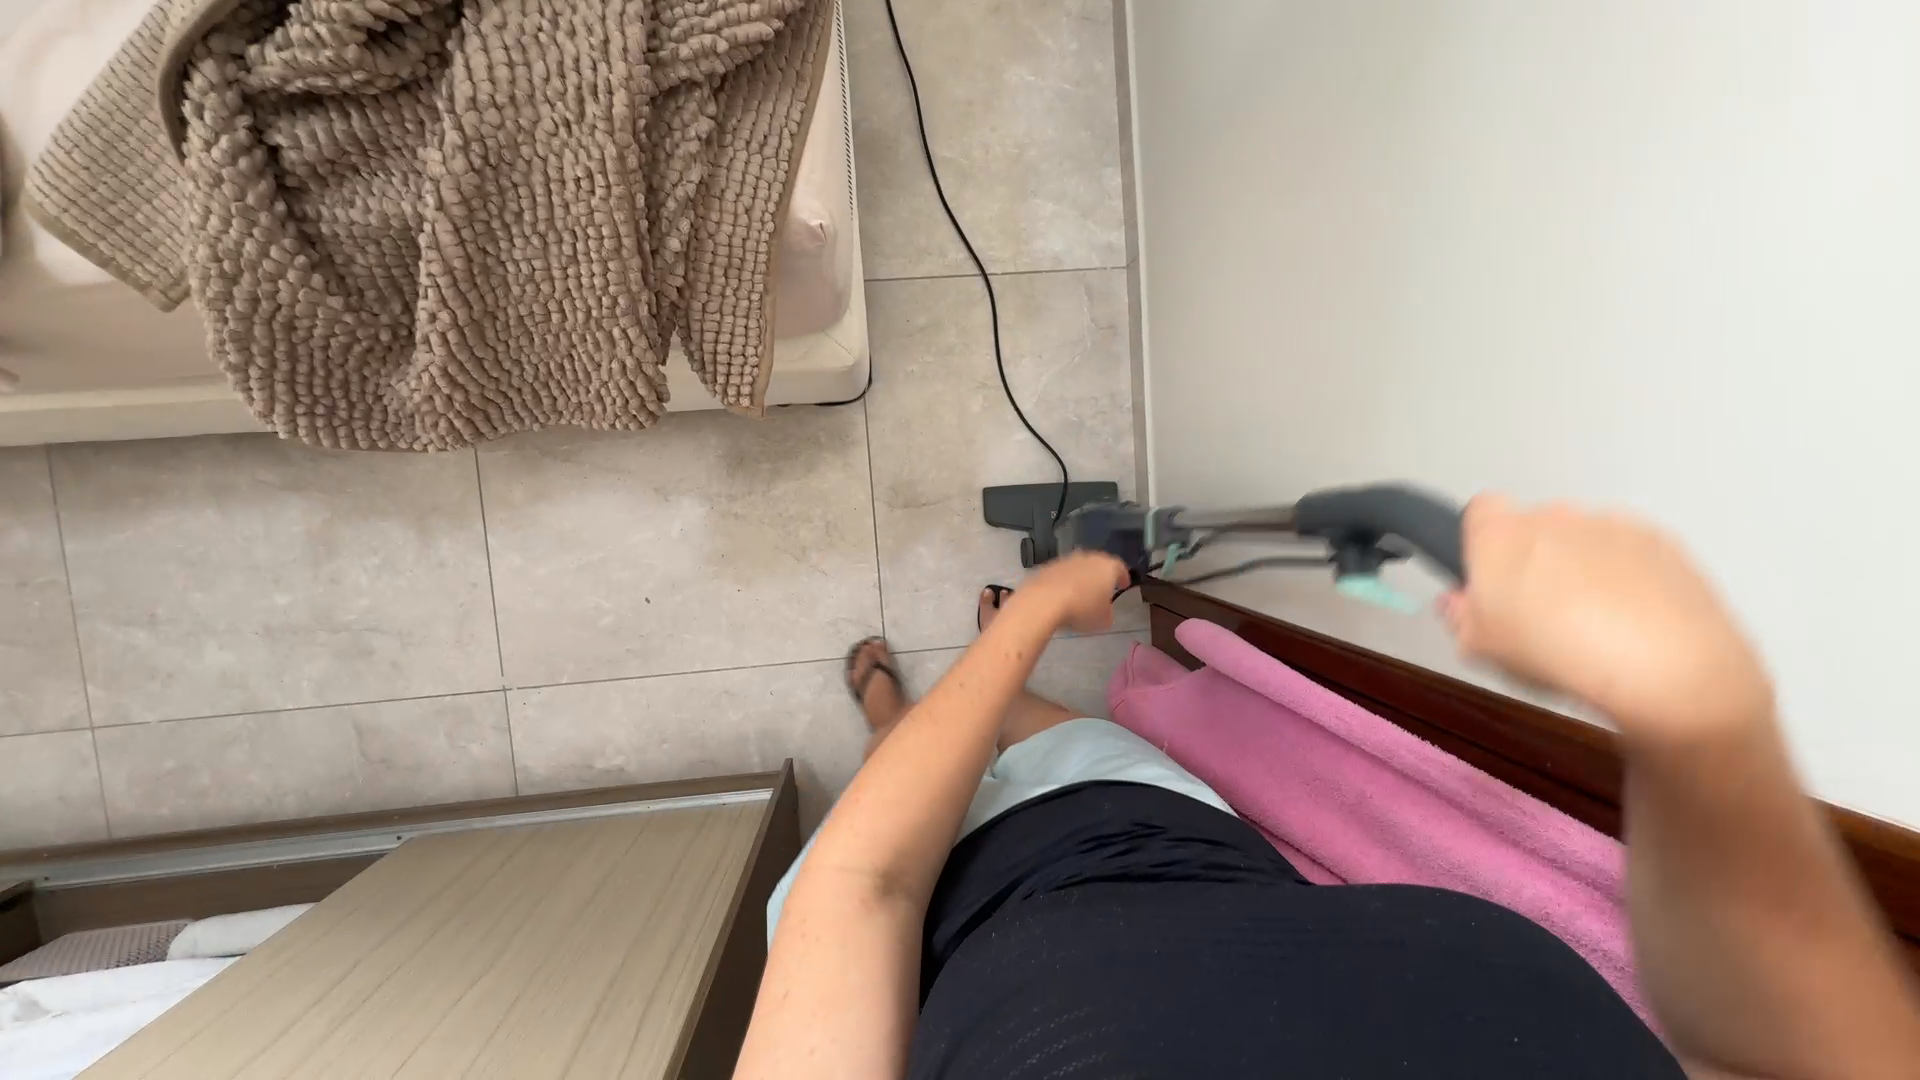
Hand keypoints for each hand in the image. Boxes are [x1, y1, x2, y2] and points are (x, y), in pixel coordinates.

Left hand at [1016, 552, 1131, 635]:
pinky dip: (1063, 582)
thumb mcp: (1103, 619)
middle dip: (1100, 576)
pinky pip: (1061, 574)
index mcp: (1108, 566)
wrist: (1044, 600)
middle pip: (1098, 565)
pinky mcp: (1047, 566)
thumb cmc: (1081, 609)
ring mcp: (1066, 560)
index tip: (1124, 584)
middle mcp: (1088, 558)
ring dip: (1080, 579)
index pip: (1120, 568)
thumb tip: (1105, 612)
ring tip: (1080, 595)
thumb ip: (1108, 613)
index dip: (1123, 577)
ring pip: (1078, 568)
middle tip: (1101, 589)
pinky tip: (1061, 596)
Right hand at [1442, 495, 1773, 742]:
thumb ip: (1459, 616)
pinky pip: (1629, 550)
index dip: (1482, 539)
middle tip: (1536, 606)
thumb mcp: (1482, 648)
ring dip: (1581, 564)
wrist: (1666, 666)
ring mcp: (1610, 524)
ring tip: (1590, 618)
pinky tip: (1630, 617)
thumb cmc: (1560, 652)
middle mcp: (1553, 518)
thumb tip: (1457, 602)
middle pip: (1533, 525)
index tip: (1489, 571)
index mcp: (1499, 536)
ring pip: (1582, 538)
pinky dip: (1626, 573)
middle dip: (1533, 556)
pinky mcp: (1661, 540)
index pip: (1480, 510)